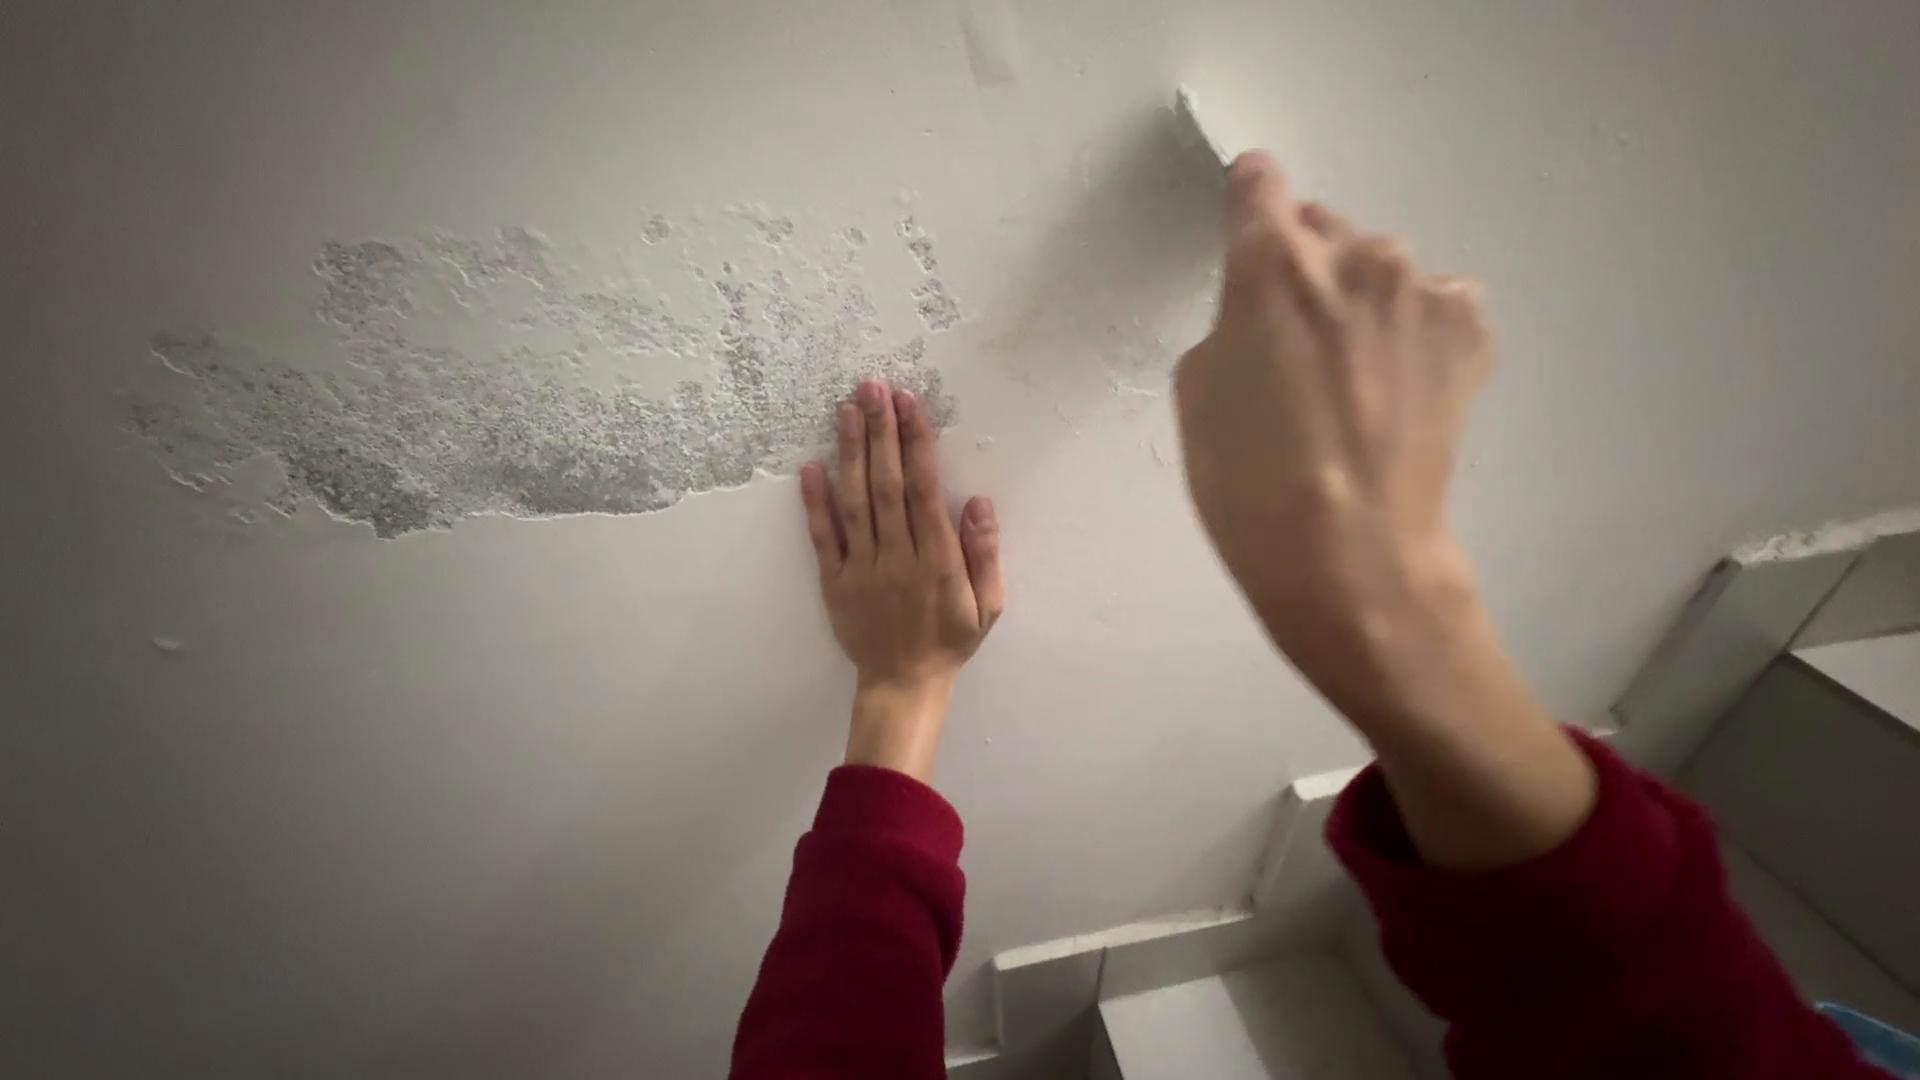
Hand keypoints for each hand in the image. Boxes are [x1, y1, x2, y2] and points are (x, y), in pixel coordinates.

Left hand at [800, 378, 1005, 781]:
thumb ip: (984, 554)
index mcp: (936, 559)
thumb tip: (978, 501)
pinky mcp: (835, 581)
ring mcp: (861, 568)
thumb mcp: (987, 605)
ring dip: (851, 453)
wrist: (904, 684)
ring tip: (847, 410)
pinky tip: (811, 467)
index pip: (922, 489)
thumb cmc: (950, 640)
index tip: (908, 404)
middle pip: (886, 484)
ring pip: (855, 502)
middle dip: (881, 432)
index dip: (915, 443)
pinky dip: (815, 503)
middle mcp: (897, 556)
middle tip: (873, 387)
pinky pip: (824, 538)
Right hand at [1178, 154, 1594, 869]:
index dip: (1247, 199)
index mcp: (1270, 264)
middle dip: (1302, 267)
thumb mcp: (1195, 395)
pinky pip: (1429, 304)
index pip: (1258, 185)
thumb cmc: (1245, 480)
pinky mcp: (1469, 328)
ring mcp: (1422, 288)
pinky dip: (1408, 330)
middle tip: (1292, 340)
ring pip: (1378, 269)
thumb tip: (1267, 317)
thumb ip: (1228, 327)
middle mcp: (1354, 253)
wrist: (1348, 551)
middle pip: (1322, 228)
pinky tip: (1395, 387)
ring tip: (1350, 378)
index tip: (1246, 219)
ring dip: (1358, 301)